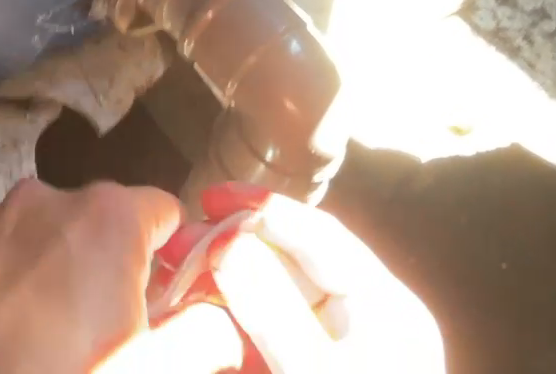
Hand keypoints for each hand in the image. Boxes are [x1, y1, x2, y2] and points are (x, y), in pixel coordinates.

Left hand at [0, 179, 196, 373]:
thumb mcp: (156, 370)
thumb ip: (204, 335)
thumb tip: (222, 323)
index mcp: (103, 216)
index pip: (161, 211)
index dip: (170, 255)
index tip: (164, 301)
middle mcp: (39, 198)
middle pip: (92, 223)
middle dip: (100, 265)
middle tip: (98, 330)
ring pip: (29, 235)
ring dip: (39, 269)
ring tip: (33, 337)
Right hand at [150, 183, 445, 372]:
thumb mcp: (315, 373)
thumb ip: (273, 308)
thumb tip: (224, 240)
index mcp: (383, 308)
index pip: (319, 234)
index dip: (263, 209)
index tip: (210, 199)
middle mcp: (360, 319)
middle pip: (286, 262)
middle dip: (227, 249)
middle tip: (174, 247)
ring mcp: (333, 349)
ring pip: (267, 296)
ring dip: (219, 286)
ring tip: (172, 280)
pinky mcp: (307, 368)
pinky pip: (261, 332)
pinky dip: (227, 322)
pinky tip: (191, 317)